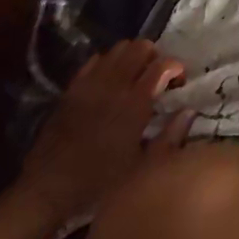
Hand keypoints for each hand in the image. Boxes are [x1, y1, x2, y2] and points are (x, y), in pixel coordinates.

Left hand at [15, 40, 192, 225]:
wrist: (48, 190)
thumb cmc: (101, 182)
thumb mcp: (143, 166)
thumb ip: (171, 136)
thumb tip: (189, 111)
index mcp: (134, 103)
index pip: (162, 65)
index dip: (176, 68)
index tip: (180, 84)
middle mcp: (113, 86)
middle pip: (139, 48)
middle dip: (155, 56)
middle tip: (159, 78)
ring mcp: (89, 85)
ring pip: (117, 49)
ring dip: (132, 57)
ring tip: (137, 78)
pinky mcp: (71, 90)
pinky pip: (94, 62)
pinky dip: (108, 64)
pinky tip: (112, 83)